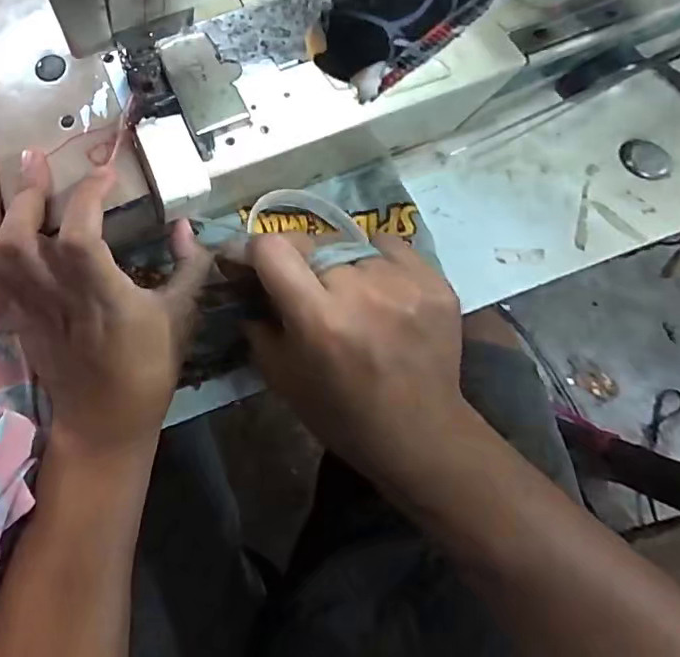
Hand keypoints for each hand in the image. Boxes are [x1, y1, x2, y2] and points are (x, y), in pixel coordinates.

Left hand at [0, 151, 211, 456]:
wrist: (104, 423)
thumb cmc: (147, 369)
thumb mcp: (181, 317)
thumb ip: (189, 268)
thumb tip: (184, 224)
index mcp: (101, 295)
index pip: (80, 237)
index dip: (87, 196)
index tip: (104, 171)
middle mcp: (55, 296)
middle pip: (20, 240)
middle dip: (25, 192)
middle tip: (33, 156)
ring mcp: (27, 307)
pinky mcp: (12, 316)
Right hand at [245, 233, 474, 484]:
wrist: (420, 434)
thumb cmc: (341, 413)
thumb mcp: (282, 376)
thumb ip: (258, 324)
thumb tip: (246, 282)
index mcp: (319, 319)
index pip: (273, 248)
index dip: (255, 250)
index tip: (252, 260)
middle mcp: (360, 291)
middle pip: (311, 244)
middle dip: (300, 263)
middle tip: (306, 288)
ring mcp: (402, 283)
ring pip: (350, 245)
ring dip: (341, 264)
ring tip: (351, 295)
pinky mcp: (434, 281)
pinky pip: (389, 246)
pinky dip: (377, 260)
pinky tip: (382, 288)